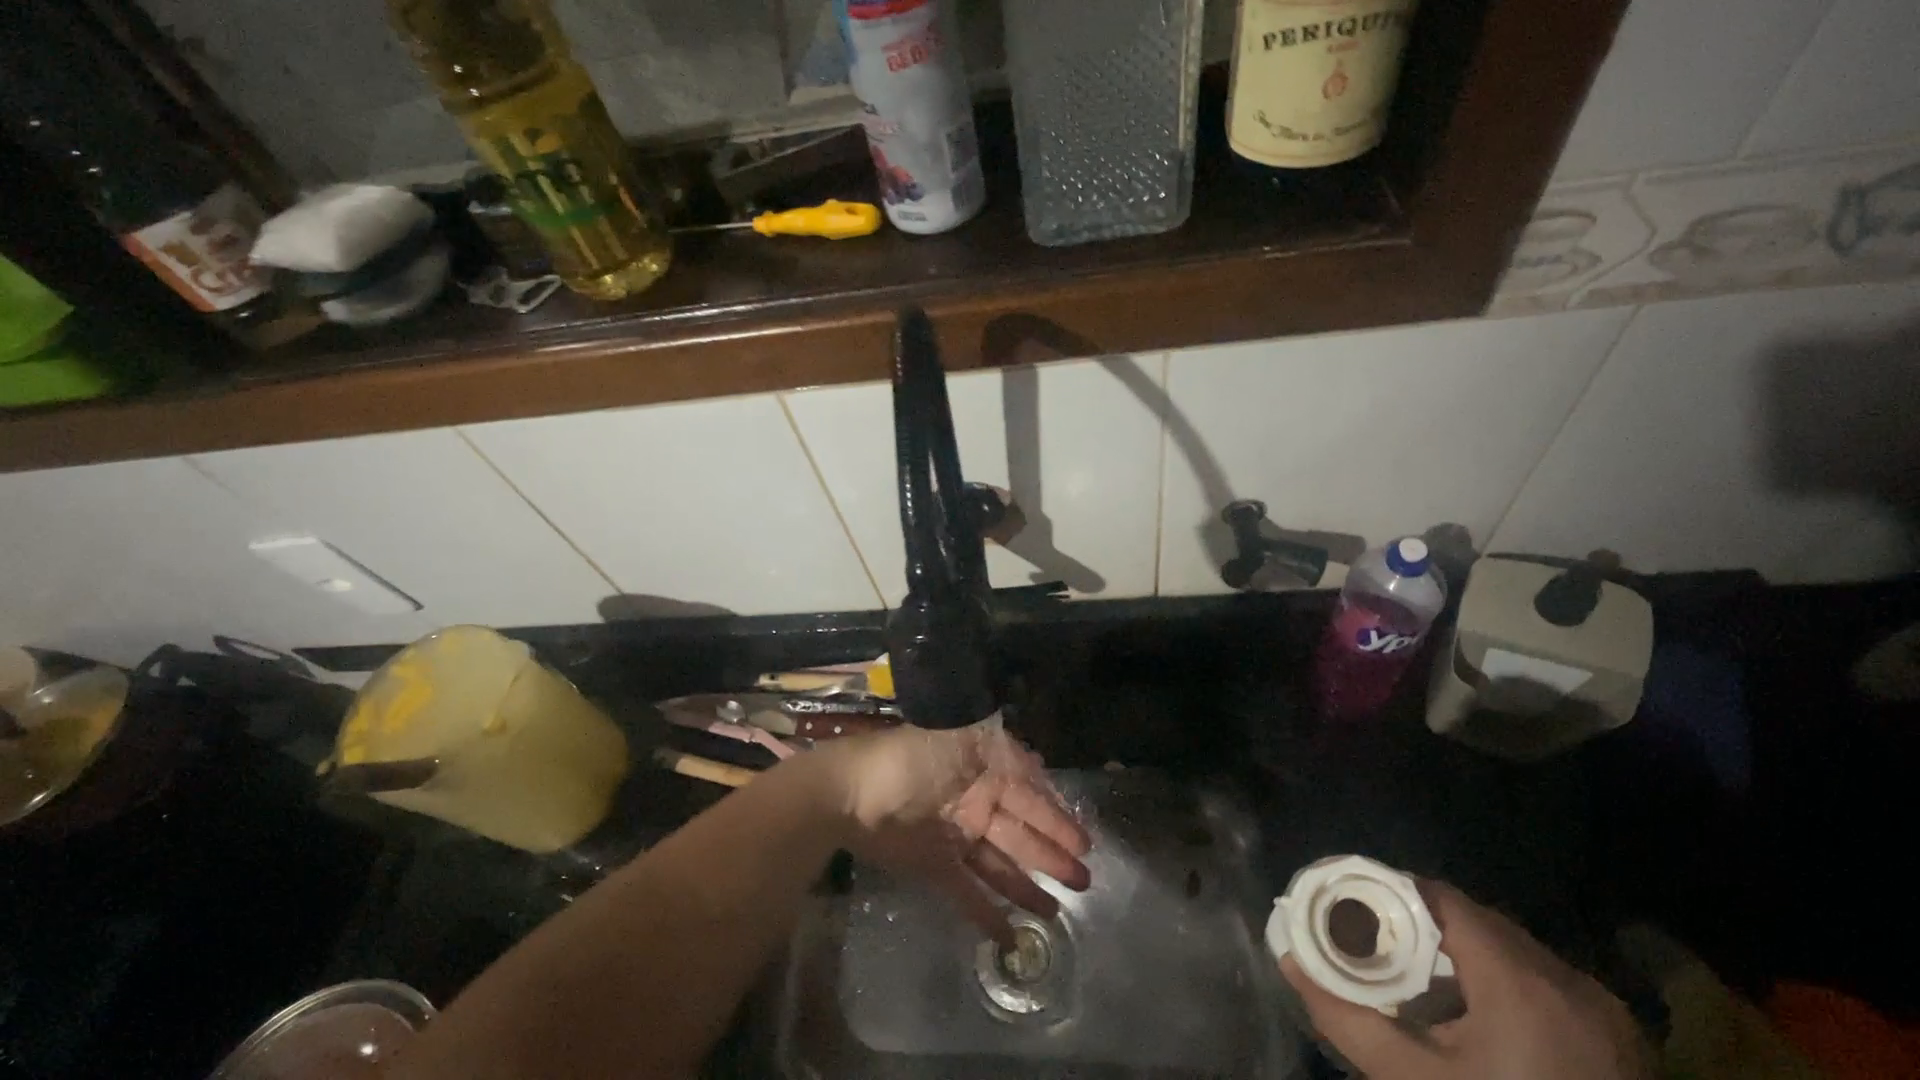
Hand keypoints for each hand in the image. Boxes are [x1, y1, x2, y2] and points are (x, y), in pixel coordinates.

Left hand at [814, 720, 1091, 942]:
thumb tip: (1038, 760)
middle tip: (1085, 880)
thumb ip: (1000, 750)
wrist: (848, 793)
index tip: (1084, 842)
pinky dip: (986, 913)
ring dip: (1027, 888)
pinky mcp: (933, 867)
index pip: (1030, 797)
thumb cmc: (907, 760)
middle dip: (1052, 855)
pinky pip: (966, 892)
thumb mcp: (959, 739)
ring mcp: (955, 838)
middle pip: (1021, 834)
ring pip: (1000, 866)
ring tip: (1056, 912)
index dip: (1057, 819)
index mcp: (983, 773)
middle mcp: (975, 805)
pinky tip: (1009, 934)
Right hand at [1282, 882, 1655, 1079]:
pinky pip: (1547, 984)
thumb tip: (1294, 963)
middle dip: (1423, 925)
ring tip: (1421, 980)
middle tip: (1377, 944)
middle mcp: (1568, 979)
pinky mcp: (1620, 1037)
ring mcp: (1603, 1010)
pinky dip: (1505, 983)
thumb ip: (1348, 1019)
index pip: (1443, 899)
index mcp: (1518, 982)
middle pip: (1479, 922)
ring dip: (1466, 954)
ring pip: (1516, 951)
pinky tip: (1480, 1017)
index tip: (1354, 909)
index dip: (1393, 894)